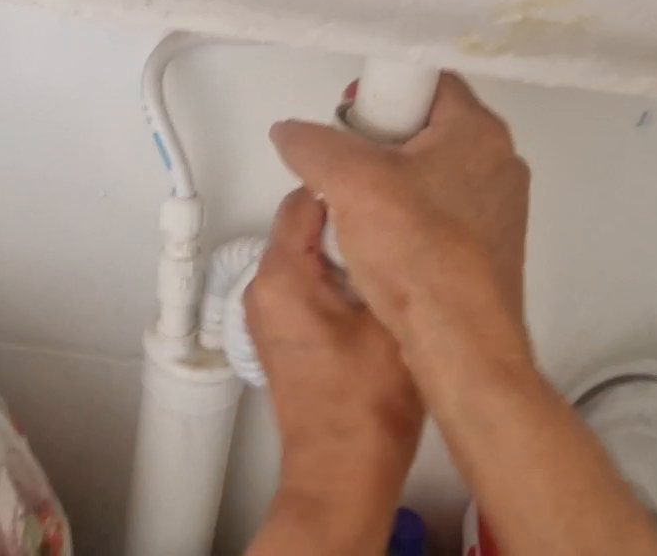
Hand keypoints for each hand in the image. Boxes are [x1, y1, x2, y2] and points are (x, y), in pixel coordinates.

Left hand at [245, 190, 423, 531]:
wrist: (342, 472)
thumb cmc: (366, 404)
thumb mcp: (389, 318)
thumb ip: (383, 261)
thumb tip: (393, 225)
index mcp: (281, 275)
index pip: (303, 200)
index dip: (345, 187)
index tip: (381, 184)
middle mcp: (262, 287)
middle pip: (299, 224)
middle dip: (344, 216)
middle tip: (392, 215)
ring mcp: (267, 311)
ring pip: (303, 253)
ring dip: (339, 247)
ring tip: (387, 247)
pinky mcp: (279, 332)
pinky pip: (302, 281)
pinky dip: (330, 273)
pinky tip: (372, 284)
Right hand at [269, 73, 532, 367]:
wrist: (461, 347)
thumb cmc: (416, 251)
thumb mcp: (348, 181)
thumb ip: (311, 144)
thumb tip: (288, 133)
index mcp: (478, 131)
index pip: (425, 80)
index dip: (380, 92)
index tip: (348, 121)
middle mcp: (498, 162)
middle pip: (423, 125)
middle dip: (376, 142)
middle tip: (343, 167)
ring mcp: (498, 207)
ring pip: (427, 170)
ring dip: (386, 181)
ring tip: (355, 208)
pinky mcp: (489, 246)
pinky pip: (437, 209)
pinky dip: (405, 215)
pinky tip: (379, 242)